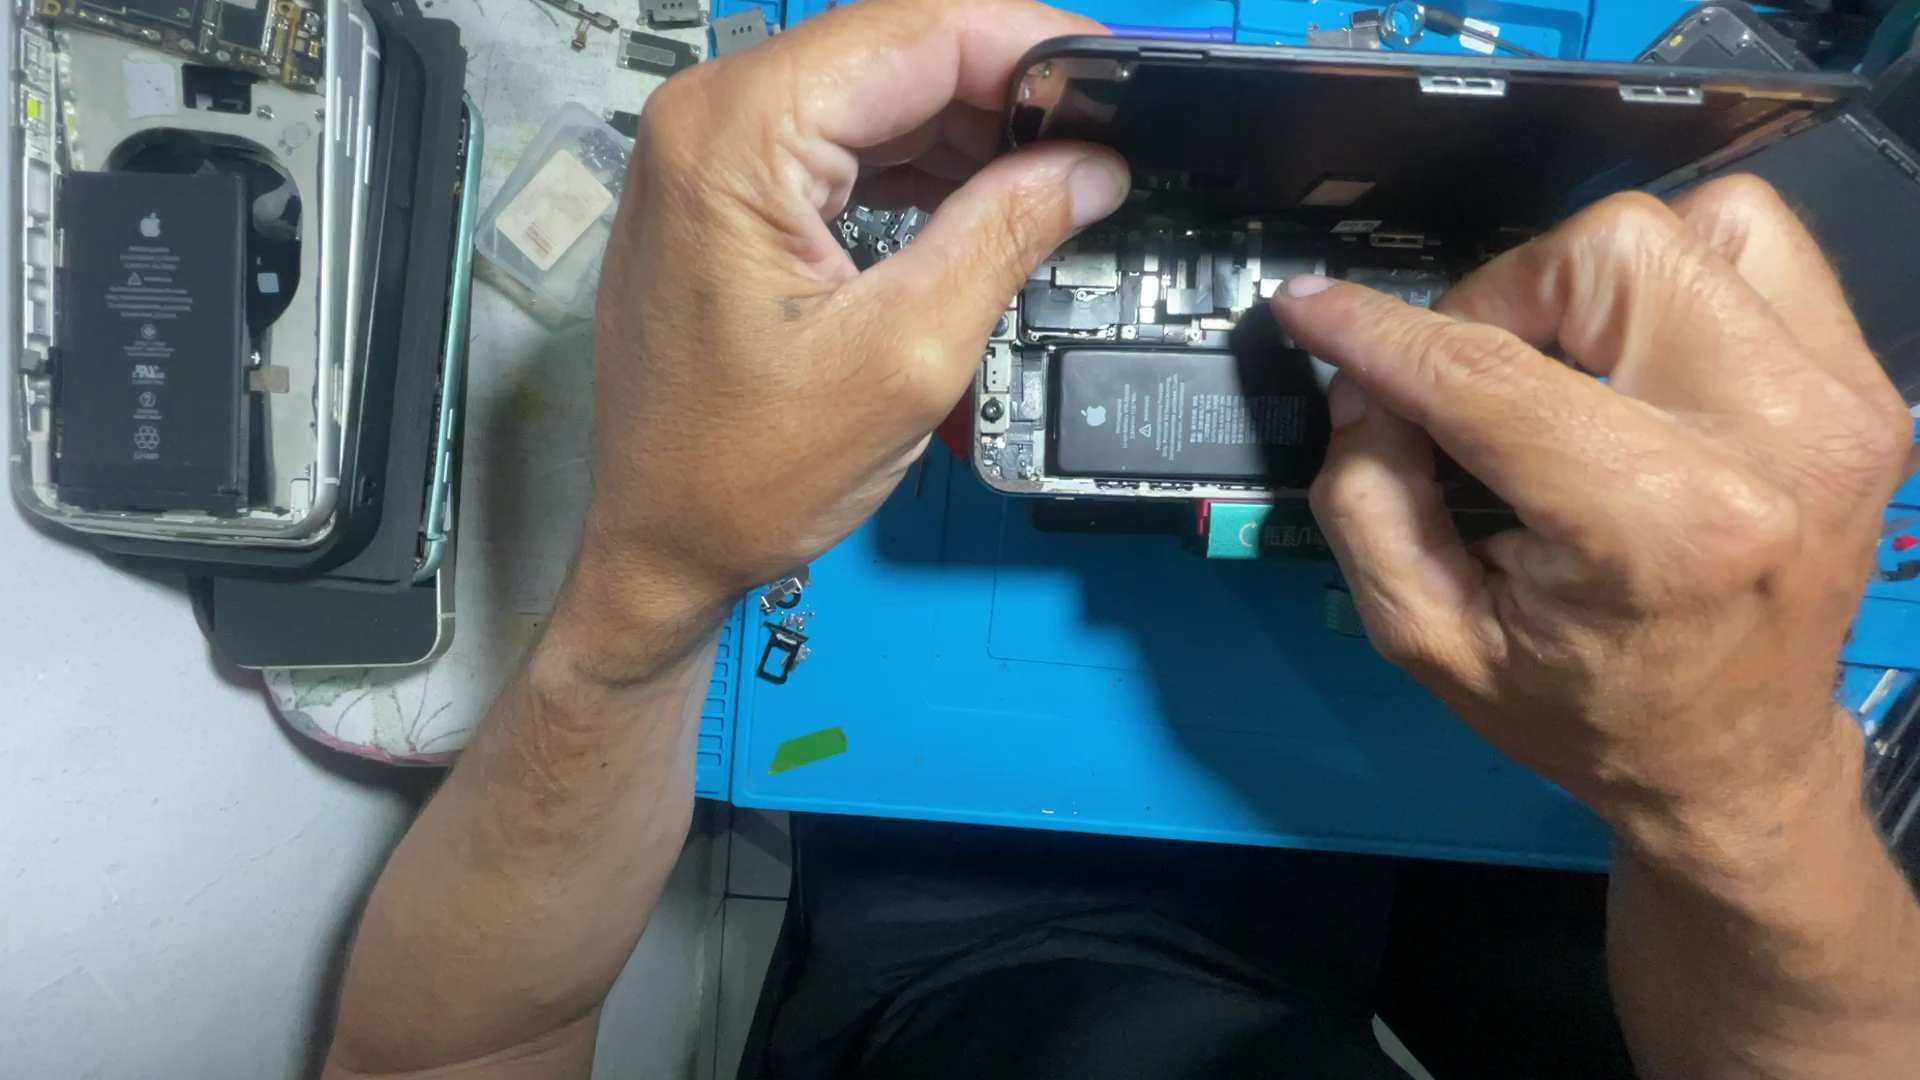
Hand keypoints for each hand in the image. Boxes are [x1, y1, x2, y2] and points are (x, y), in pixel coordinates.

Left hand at [558, 0, 1128, 674]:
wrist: (666, 543)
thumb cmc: (753, 475)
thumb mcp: (906, 358)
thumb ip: (1002, 239)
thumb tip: (1087, 169)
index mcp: (739, 139)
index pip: (917, 32)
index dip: (1031, 46)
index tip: (1113, 81)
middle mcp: (710, 126)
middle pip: (891, 58)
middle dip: (1003, 94)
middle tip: (1093, 143)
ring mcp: (711, 167)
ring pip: (869, 107)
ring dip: (964, 137)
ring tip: (1049, 180)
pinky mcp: (725, 212)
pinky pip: (839, 160)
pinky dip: (914, 175)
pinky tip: (973, 204)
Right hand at [1275, 178, 1911, 853]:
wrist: (1727, 754)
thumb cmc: (1564, 708)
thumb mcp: (1418, 631)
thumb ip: (1364, 503)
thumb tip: (1361, 387)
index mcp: (1654, 524)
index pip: (1482, 376)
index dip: (1372, 331)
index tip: (1304, 306)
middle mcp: (1776, 434)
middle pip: (1600, 257)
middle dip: (1482, 306)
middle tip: (1444, 385)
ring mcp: (1844, 395)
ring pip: (1680, 227)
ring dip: (1563, 286)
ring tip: (1527, 369)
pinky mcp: (1861, 379)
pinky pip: (1747, 245)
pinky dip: (1648, 276)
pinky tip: (1606, 351)